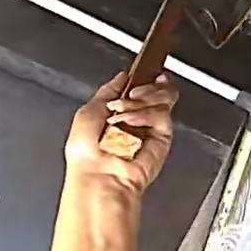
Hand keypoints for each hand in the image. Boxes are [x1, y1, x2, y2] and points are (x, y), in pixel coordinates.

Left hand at [65, 72, 177, 200]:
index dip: (144, 76)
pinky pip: (162, 112)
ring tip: (125, 114)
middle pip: (159, 86)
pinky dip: (144, 114)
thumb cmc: (86, 154)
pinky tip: (131, 122)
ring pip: (164, 95)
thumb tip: (123, 76)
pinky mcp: (164, 135)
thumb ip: (108, 90)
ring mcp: (153, 125)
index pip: (143, 84)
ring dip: (142, 100)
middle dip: (144, 86)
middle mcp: (140, 117)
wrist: (98, 176)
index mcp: (122, 110)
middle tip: (130, 96)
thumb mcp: (87, 111)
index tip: (140, 74)